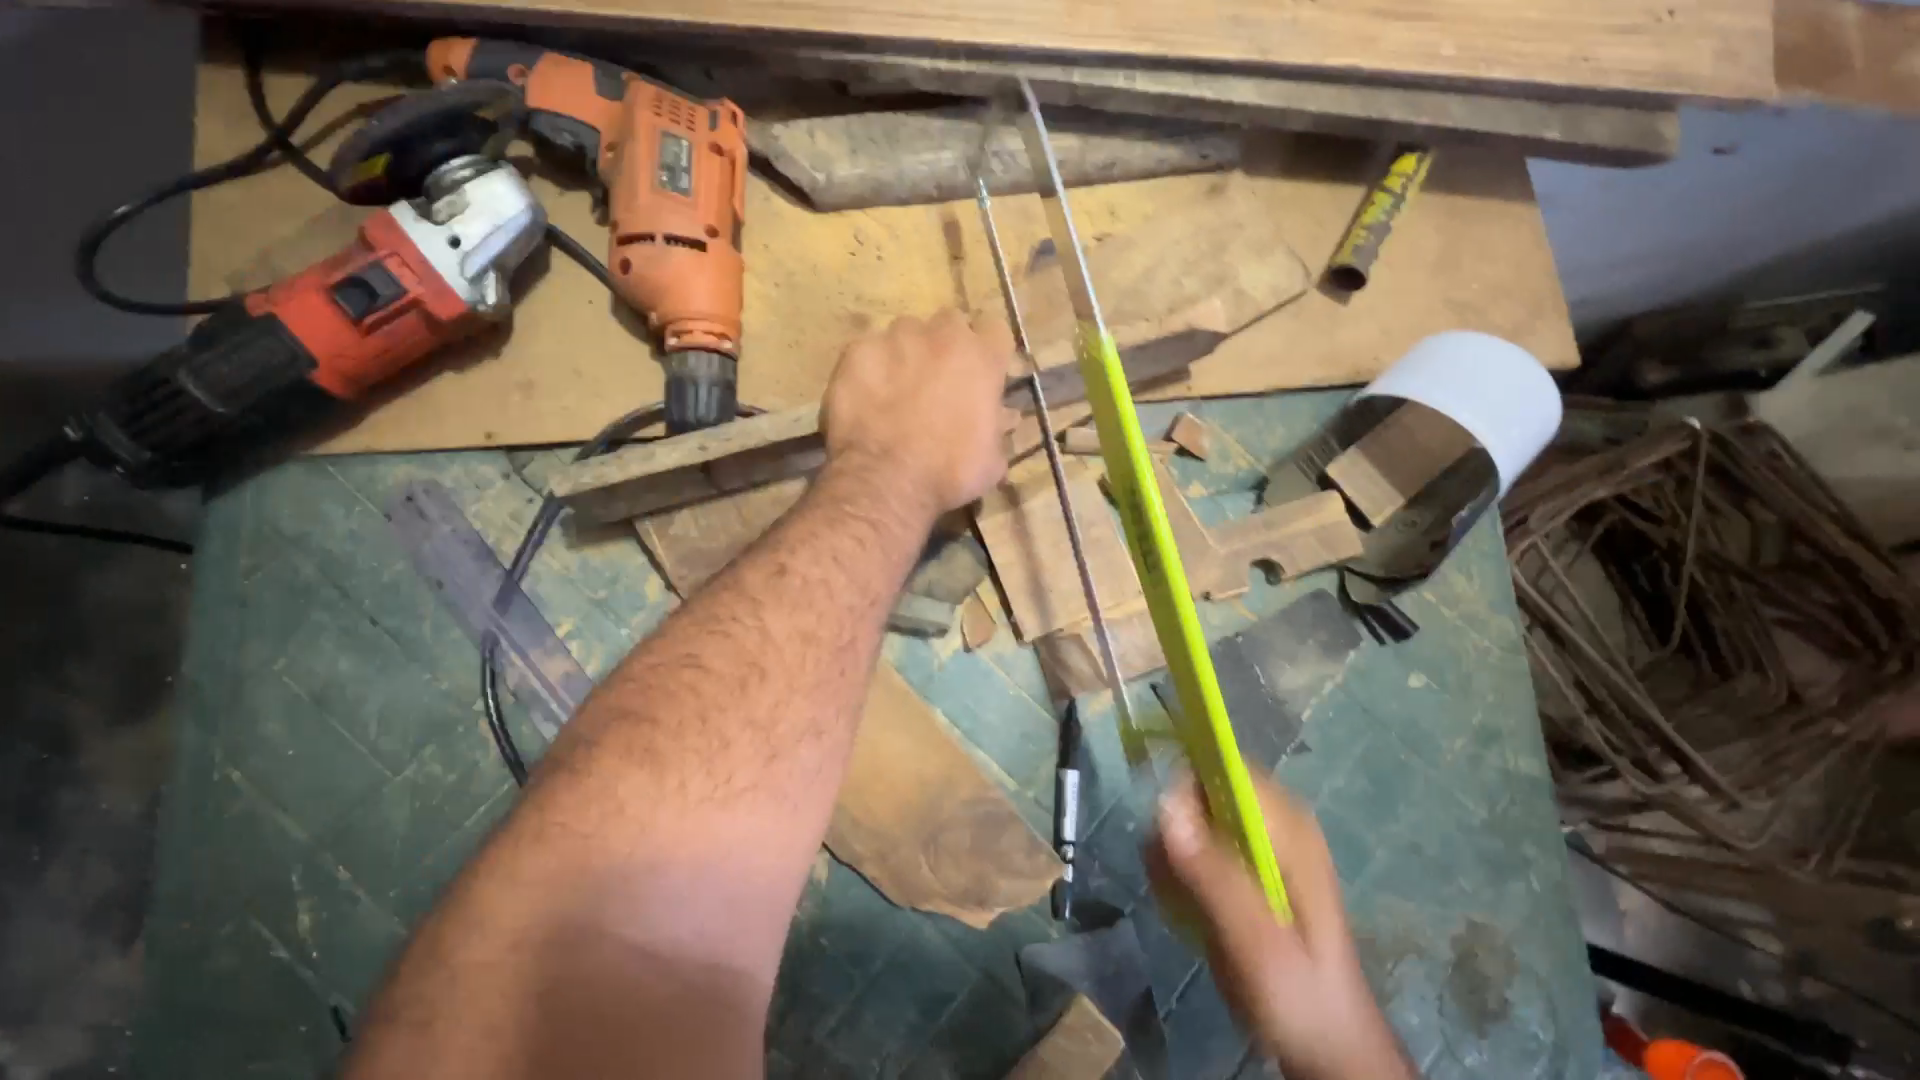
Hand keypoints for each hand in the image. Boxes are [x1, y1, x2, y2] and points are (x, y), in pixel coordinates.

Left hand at [820, 310, 1012, 517]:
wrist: (886, 481)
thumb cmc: (949, 473)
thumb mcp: (991, 460)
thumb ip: (998, 429)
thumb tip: (1005, 417)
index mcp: (981, 358)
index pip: (994, 329)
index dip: (987, 350)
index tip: (980, 371)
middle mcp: (940, 336)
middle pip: (948, 323)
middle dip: (946, 345)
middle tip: (938, 380)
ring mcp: (895, 339)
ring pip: (905, 332)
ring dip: (906, 353)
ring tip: (897, 388)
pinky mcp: (856, 351)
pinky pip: (867, 350)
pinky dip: (870, 368)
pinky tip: (866, 396)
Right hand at [1149, 775, 1415, 1079]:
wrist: (1326, 1048)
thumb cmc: (1297, 995)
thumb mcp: (1255, 940)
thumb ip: (1213, 873)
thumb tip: (1165, 804)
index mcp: (1288, 829)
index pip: (1227, 769)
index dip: (1187, 784)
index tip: (1160, 828)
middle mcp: (1275, 827)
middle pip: (1204, 793)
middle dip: (1174, 829)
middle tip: (1170, 881)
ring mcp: (1261, 849)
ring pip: (1194, 821)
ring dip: (1173, 856)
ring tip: (1179, 903)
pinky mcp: (1246, 872)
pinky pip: (1197, 849)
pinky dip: (1180, 872)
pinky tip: (1186, 911)